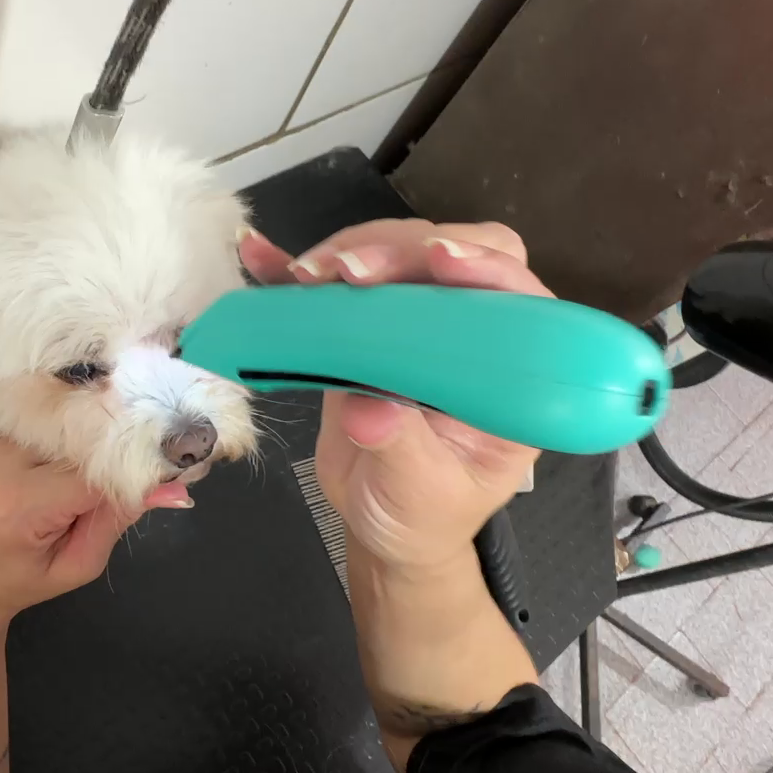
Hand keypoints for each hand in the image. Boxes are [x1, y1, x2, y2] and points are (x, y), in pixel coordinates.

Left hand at [0, 430, 188, 630]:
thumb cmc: (21, 579)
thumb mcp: (80, 563)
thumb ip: (120, 517)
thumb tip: (175, 483)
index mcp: (19, 504)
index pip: (94, 469)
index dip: (135, 464)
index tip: (169, 466)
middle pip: (80, 435)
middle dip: (119, 443)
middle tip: (156, 449)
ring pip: (65, 419)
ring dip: (94, 434)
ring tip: (114, 451)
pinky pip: (45, 417)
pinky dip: (71, 428)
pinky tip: (83, 442)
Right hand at [240, 219, 548, 571]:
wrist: (381, 521)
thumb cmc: (423, 514)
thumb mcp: (422, 493)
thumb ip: (402, 452)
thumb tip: (368, 409)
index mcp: (506, 376)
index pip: (512, 301)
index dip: (483, 268)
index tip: (437, 259)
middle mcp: (465, 336)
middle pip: (447, 259)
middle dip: (399, 251)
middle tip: (347, 272)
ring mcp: (411, 326)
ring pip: (391, 258)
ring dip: (346, 253)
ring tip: (302, 276)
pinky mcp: (361, 329)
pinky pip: (332, 291)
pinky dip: (293, 271)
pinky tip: (260, 256)